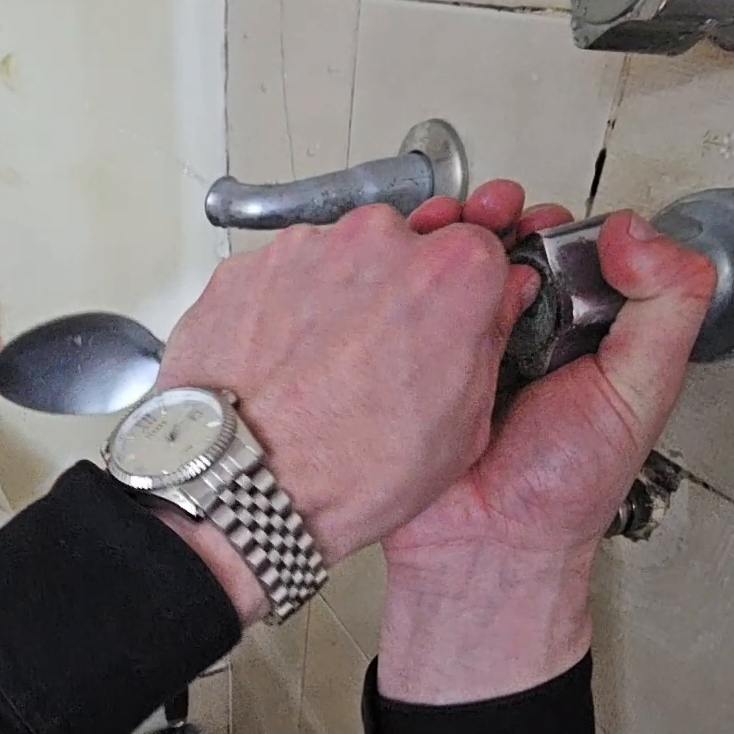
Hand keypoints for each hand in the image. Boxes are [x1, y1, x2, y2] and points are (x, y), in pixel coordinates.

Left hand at [155, 204, 518, 620]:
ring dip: (332, 303)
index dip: (459, 294)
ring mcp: (301, 252)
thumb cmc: (344, 475)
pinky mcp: (242, 272)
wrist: (245, 488)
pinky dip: (278, 313)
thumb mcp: (461, 431)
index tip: (442, 321)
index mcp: (451, 273)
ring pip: (333, 263)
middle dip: (393, 295)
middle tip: (374, 360)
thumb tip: (492, 311)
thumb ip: (486, 346)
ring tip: (318, 374)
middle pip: (400, 249)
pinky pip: (275, 282)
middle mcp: (376, 244)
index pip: (475, 249)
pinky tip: (278, 367)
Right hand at [377, 183, 717, 703]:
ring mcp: (454, 357)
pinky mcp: (408, 376)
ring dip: (437, 254)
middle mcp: (510, 340)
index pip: (558, 254)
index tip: (533, 219)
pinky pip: (403, 324)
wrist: (486, 546)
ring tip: (436, 243)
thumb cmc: (559, 489)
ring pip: (445, 284)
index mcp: (570, 335)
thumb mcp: (638, 393)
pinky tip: (400, 282)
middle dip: (482, 227)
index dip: (546, 225)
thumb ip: (665, 309)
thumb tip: (636, 230)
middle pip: (493, 258)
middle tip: (478, 220)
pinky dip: (399, 295)